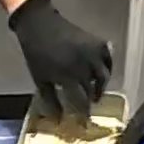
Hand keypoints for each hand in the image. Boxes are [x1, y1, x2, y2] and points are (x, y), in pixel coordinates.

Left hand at [7, 0, 111, 118]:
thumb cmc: (37, 55)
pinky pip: (107, 55)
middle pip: (97, 84)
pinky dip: (106, 65)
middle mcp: (85, 62)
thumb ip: (51, 100)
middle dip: (96, 96)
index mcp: (70, 75)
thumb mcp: (41, 81)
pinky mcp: (95, 39)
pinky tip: (101, 71)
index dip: (85, 109)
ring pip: (105, 70)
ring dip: (102, 82)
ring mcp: (92, 49)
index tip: (85, 118)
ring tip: (96, 90)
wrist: (39, 25)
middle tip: (92, 103)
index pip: (83, 98)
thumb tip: (59, 117)